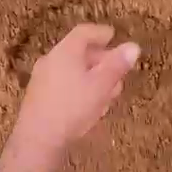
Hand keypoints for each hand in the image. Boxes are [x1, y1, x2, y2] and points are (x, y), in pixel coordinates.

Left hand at [9, 24, 140, 154]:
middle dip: (101, 60)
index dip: (100, 33)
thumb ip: (117, 65)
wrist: (37, 139)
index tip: (113, 36)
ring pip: (72, 71)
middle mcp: (50, 60)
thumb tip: (133, 46)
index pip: (83, 32)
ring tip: (109, 92)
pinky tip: (91, 106)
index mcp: (65, 52)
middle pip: (78, 52)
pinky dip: (80, 88)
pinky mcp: (39, 98)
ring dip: (92, 77)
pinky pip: (64, 84)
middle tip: (118, 70)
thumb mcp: (102, 85)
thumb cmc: (73, 107)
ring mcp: (42, 79)